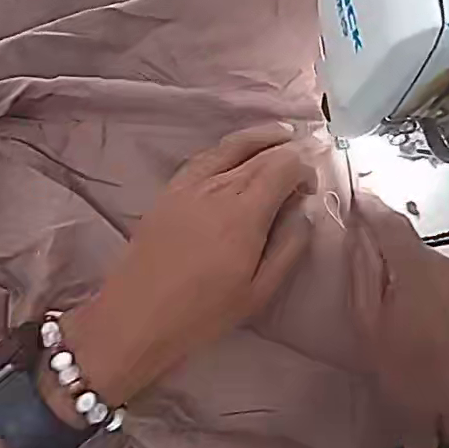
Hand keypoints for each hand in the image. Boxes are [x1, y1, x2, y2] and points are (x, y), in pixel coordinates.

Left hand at [59, 124, 319, 409]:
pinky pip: (205, 156)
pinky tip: (235, 151)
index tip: (312, 186)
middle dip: (288, 150)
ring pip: (232, 146)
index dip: (305, 166)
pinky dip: (227, 147)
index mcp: (245, 212)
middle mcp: (219, 187)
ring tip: (281, 132)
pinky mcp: (170, 190)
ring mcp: (190, 185)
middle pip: (261, 153)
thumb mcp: (258, 291)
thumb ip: (288, 246)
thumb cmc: (202, 311)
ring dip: (260, 137)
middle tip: (306, 156)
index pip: (284, 165)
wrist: (136, 315)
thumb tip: (306, 210)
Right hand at [347, 192, 448, 447]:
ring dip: (426, 276)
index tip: (361, 201)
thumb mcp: (366, 324)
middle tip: (386, 289)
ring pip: (440, 263)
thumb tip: (359, 234)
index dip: (373, 209)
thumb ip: (361, 269)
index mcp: (418, 274)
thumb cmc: (405, 377)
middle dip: (398, 257)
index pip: (392, 223)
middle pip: (417, 246)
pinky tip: (441, 318)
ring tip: (417, 314)